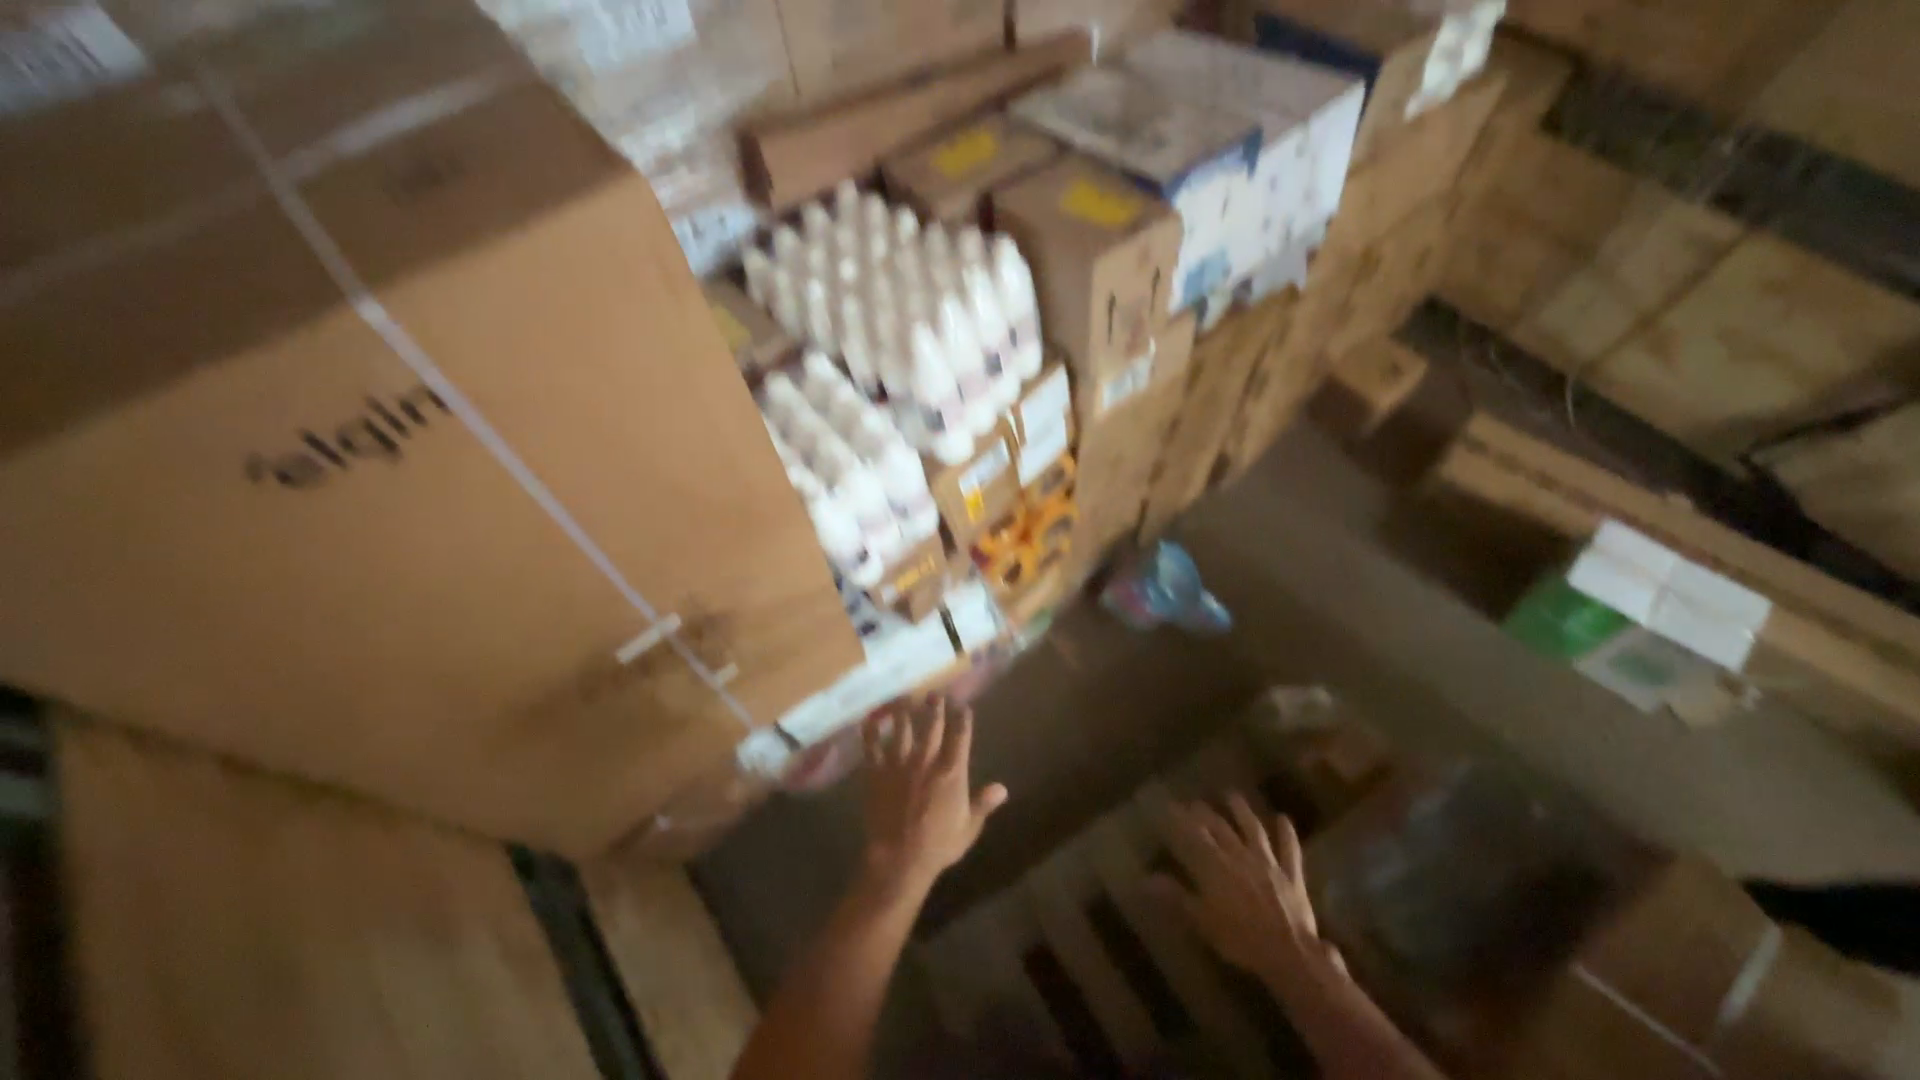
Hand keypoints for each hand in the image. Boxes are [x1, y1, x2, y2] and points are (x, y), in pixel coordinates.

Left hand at [861, 700, 1007, 891]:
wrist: (899, 857)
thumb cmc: (938, 845)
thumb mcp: (969, 827)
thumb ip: (983, 804)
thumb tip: (1002, 788)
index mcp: (952, 772)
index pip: (961, 736)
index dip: (963, 718)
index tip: (963, 706)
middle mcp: (926, 760)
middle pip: (931, 725)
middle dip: (934, 706)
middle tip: (934, 693)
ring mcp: (898, 764)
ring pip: (901, 728)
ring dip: (904, 711)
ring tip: (904, 698)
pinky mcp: (876, 772)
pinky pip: (872, 746)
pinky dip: (870, 731)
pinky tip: (870, 719)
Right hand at [1152, 795, 1342, 981]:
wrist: (1288, 951)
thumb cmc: (1239, 939)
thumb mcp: (1201, 920)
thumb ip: (1176, 895)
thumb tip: (1145, 879)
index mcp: (1216, 867)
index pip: (1194, 836)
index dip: (1181, 820)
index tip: (1170, 805)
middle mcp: (1240, 856)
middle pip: (1221, 829)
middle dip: (1206, 813)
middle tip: (1196, 802)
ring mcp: (1269, 863)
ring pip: (1254, 829)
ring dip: (1242, 811)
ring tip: (1232, 795)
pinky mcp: (1291, 874)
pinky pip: (1289, 848)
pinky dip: (1287, 832)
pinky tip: (1283, 817)